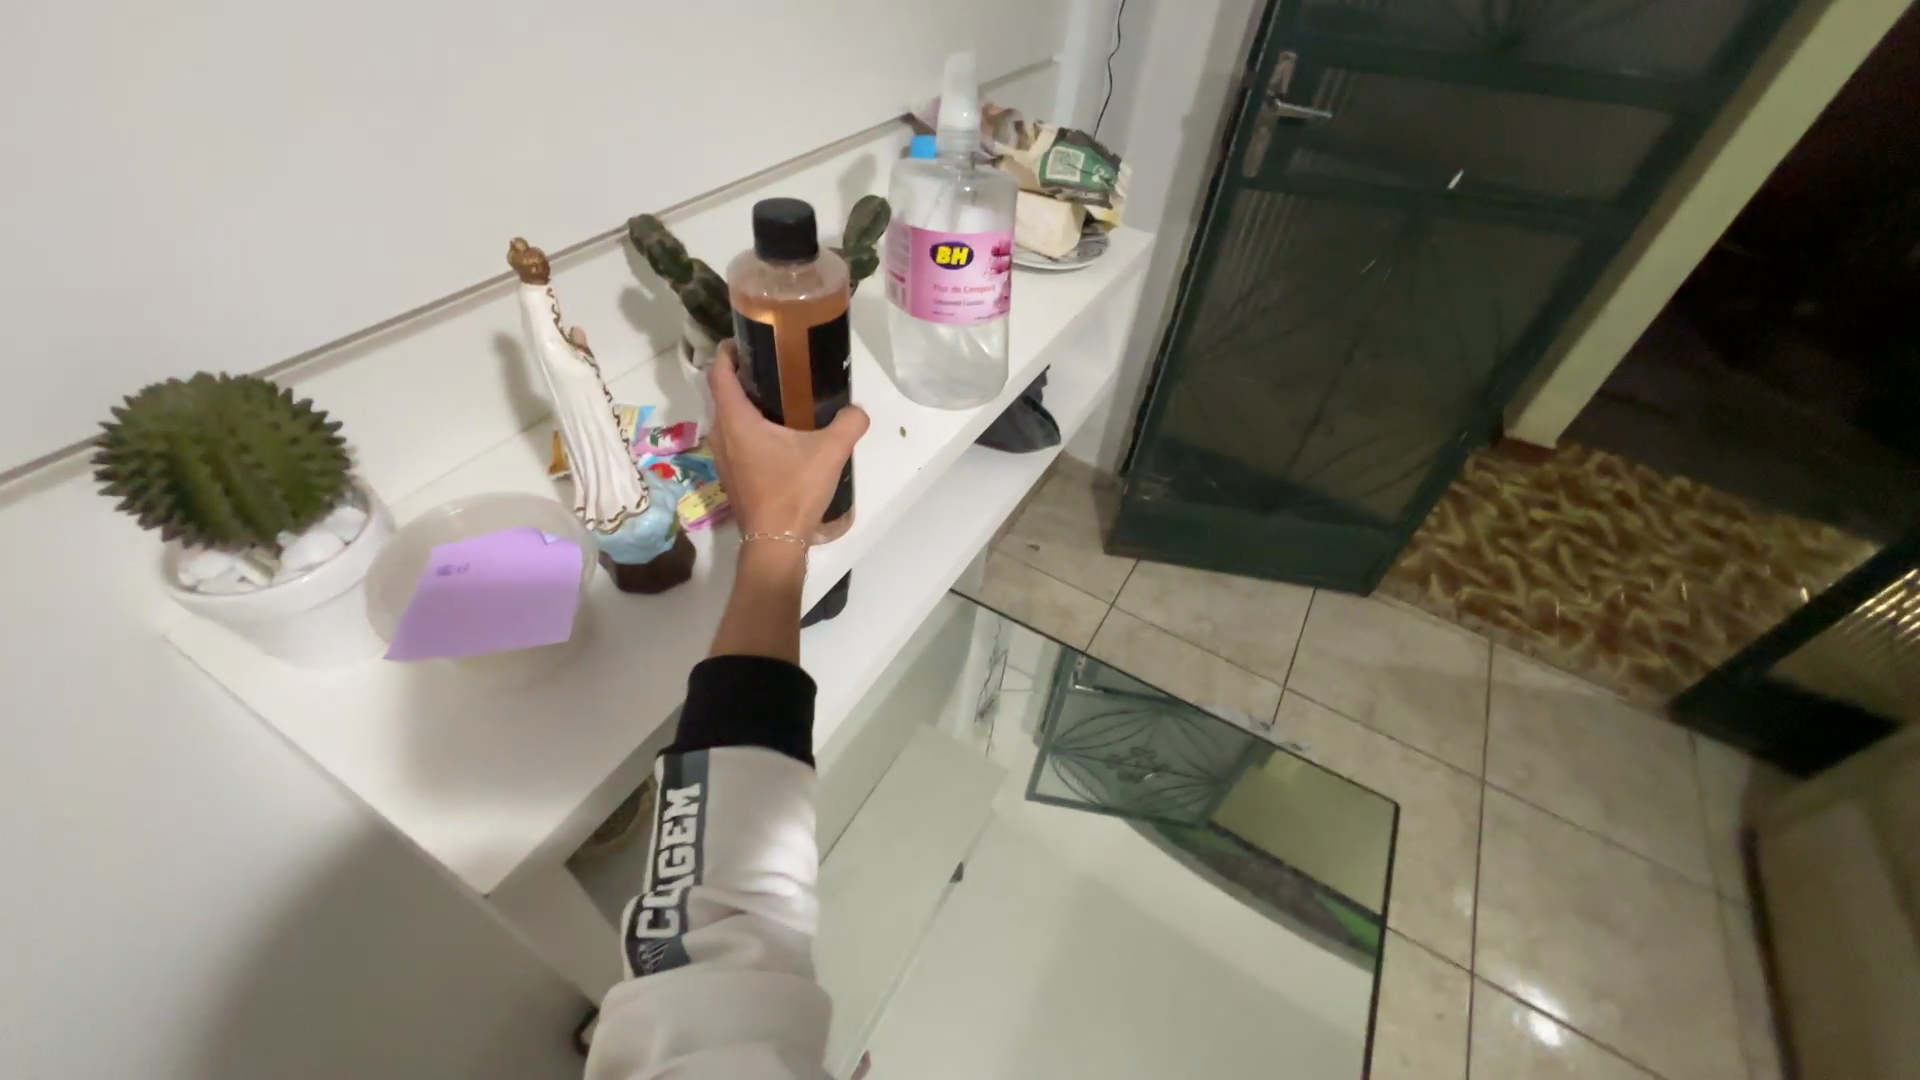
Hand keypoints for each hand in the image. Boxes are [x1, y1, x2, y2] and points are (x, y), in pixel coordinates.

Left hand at [706, 342, 869, 538]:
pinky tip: (778, 437)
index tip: (745, 342)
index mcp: (736, 420)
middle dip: (743, 378)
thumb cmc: (794, 491)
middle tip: (773, 368)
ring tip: (779, 400)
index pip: (719, 373)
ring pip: (728, 419)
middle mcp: (721, 435)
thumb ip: (849, 424)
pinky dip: (749, 429)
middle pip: (723, 395)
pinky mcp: (731, 476)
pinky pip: (734, 440)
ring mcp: (723, 458)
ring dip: (746, 406)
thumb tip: (858, 412)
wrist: (776, 540)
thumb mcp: (830, 452)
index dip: (727, 353)